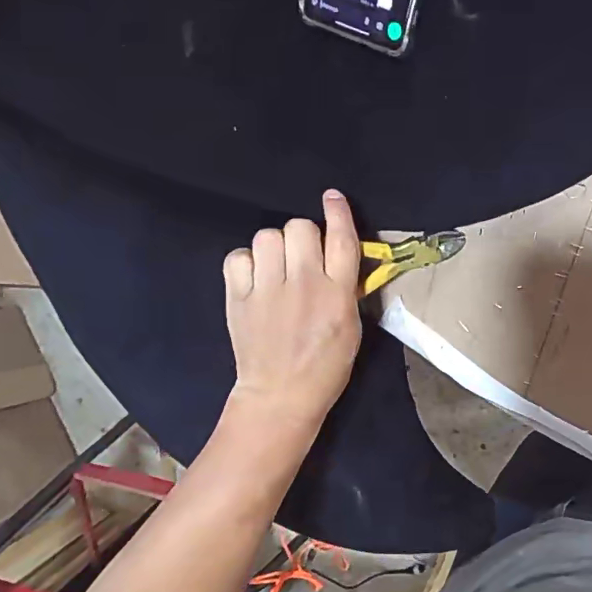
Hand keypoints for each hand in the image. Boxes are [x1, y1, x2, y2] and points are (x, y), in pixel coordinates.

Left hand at [222, 191, 362, 430]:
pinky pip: (238, 256)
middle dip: (304, 234)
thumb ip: (347, 289)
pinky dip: (247, 261)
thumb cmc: (328, 365)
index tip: (333, 197)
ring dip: (276, 245)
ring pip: (268, 236)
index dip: (338, 212)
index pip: (341, 239)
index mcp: (338, 294)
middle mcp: (303, 284)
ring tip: (278, 265)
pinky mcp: (238, 297)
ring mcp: (267, 289)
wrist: (282, 394)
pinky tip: (256, 276)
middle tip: (304, 254)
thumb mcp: (353, 327)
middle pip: (301, 228)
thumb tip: (341, 260)